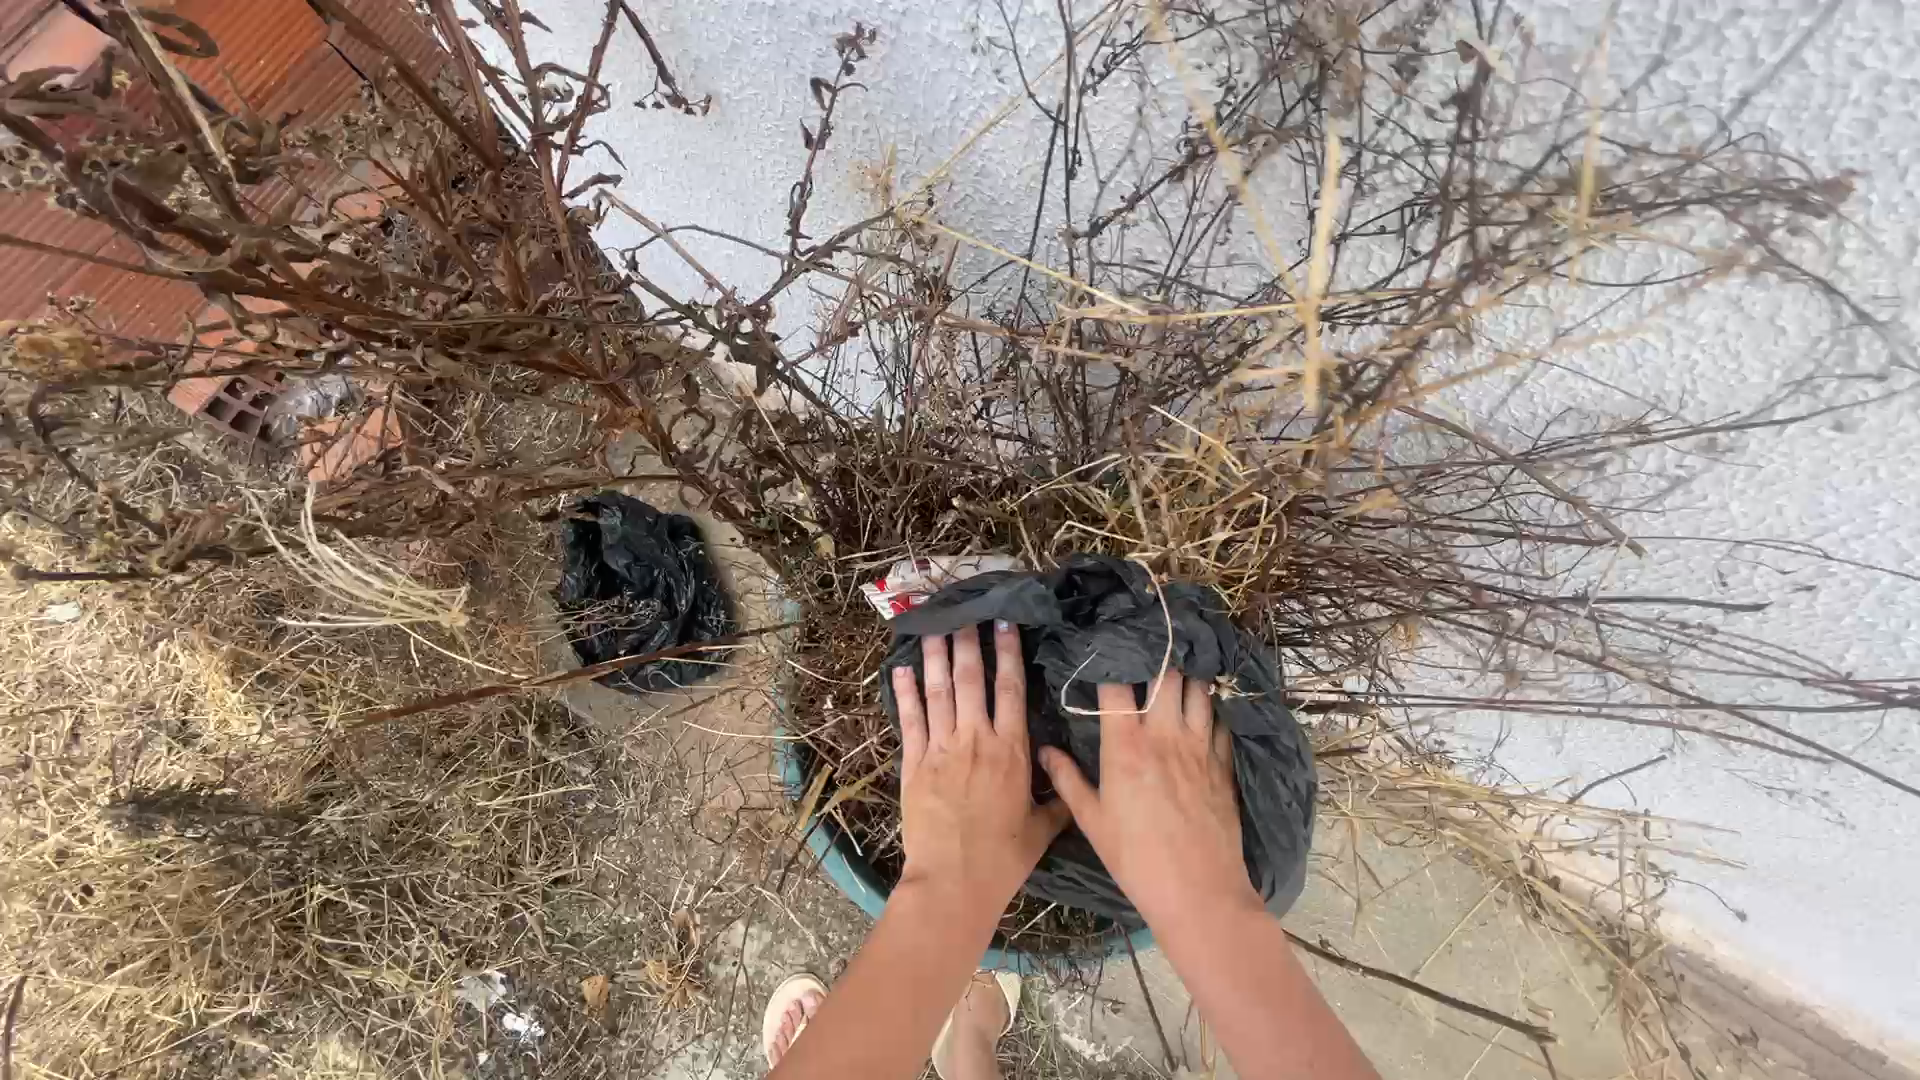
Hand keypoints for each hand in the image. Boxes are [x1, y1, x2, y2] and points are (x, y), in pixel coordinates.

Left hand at [892, 621, 1070, 919]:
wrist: (954, 881)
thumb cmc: (1003, 859)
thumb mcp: (1040, 829)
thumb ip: (1056, 801)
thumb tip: (1069, 783)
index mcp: (1012, 750)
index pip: (1011, 690)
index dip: (1008, 654)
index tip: (1003, 625)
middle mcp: (976, 740)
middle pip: (972, 680)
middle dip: (968, 643)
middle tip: (963, 614)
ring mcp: (942, 749)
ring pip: (939, 692)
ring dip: (935, 657)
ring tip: (932, 628)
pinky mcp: (914, 763)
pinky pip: (910, 720)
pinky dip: (905, 693)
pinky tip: (900, 670)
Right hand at [1037, 670, 1260, 929]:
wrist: (1199, 893)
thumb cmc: (1136, 859)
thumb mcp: (1091, 821)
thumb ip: (1067, 779)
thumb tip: (1044, 750)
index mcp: (1126, 746)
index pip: (1116, 686)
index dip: (1110, 663)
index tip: (1103, 653)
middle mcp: (1164, 736)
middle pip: (1166, 675)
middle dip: (1157, 656)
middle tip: (1147, 648)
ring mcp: (1199, 747)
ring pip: (1199, 690)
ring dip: (1187, 676)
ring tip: (1176, 667)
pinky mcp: (1223, 764)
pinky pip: (1221, 721)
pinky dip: (1212, 707)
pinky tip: (1204, 705)